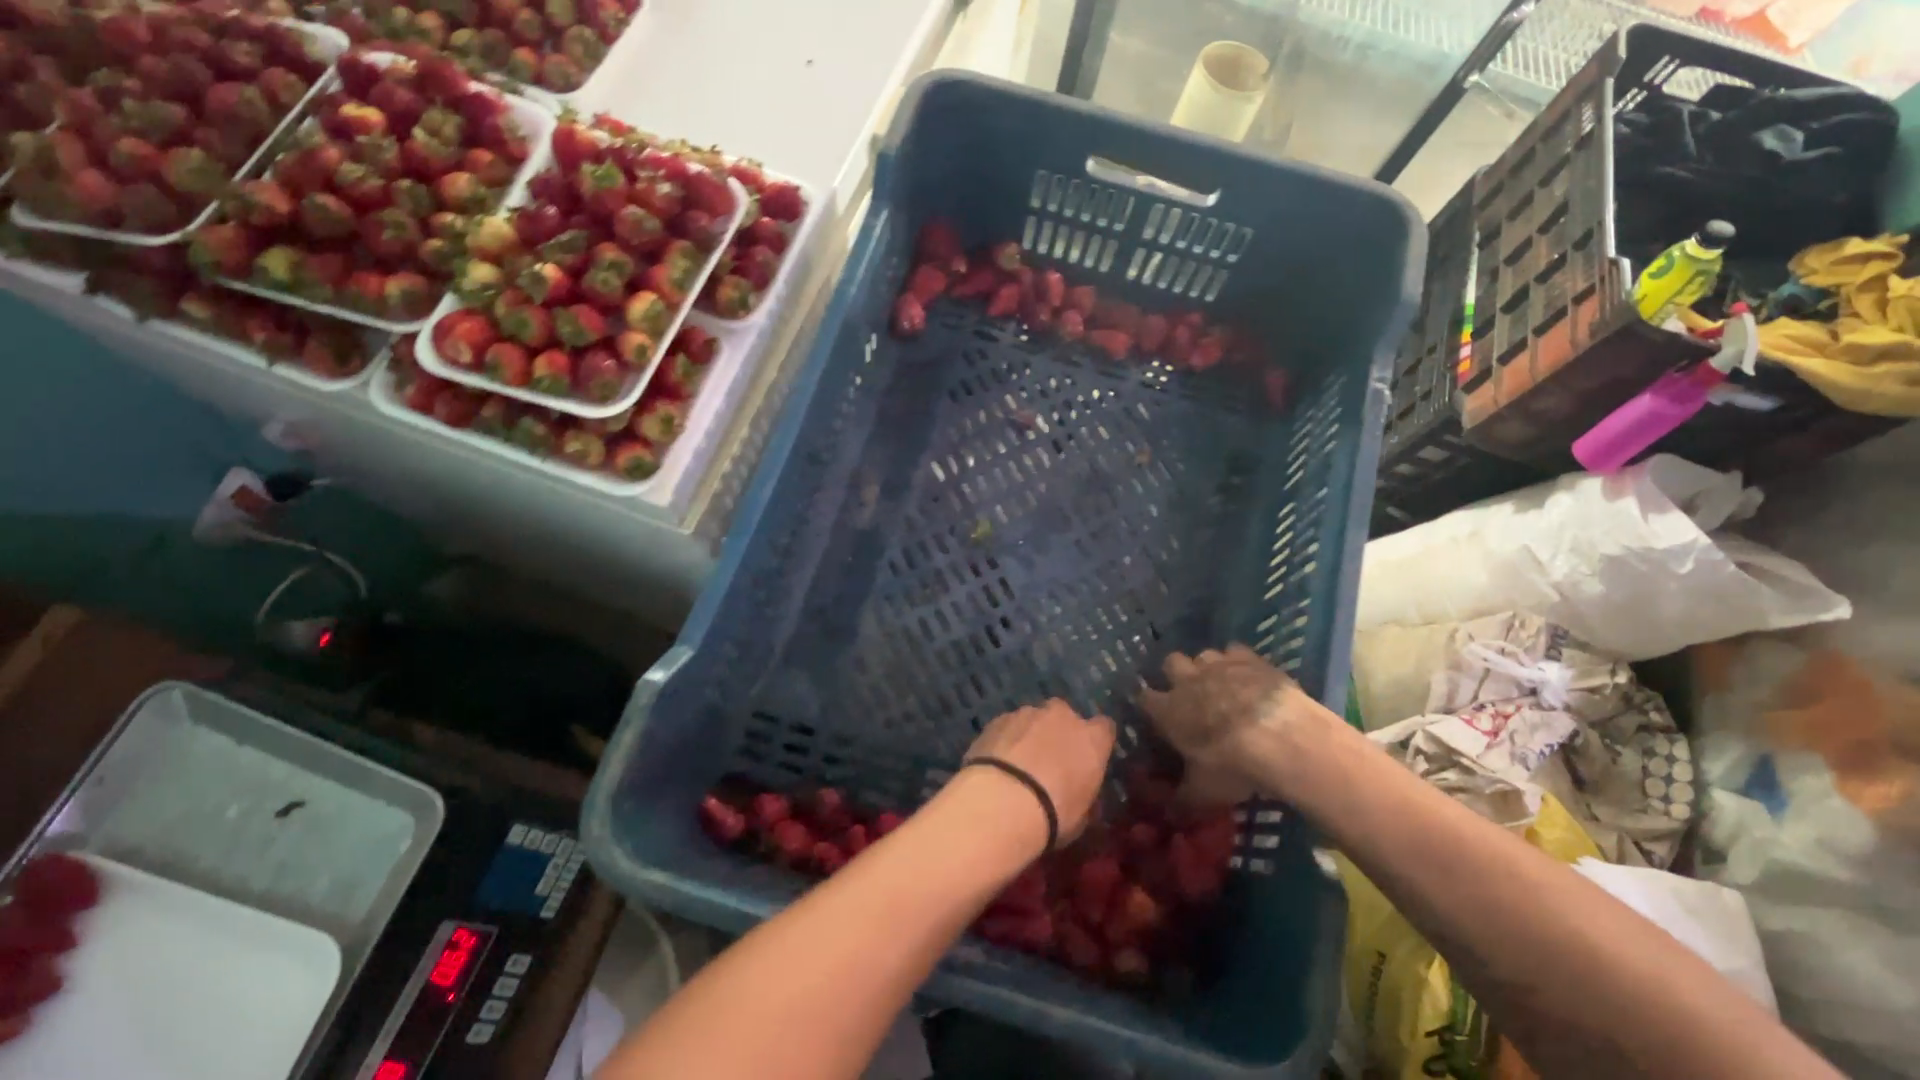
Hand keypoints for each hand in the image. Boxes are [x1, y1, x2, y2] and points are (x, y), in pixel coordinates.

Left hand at [962, 699, 1115, 846]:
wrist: (1002, 801)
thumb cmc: (1053, 813)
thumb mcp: (1082, 815)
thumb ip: (1083, 794)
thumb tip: (1079, 792)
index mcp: (1092, 738)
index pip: (1104, 728)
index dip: (1094, 742)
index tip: (1086, 758)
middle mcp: (1062, 717)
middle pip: (1064, 716)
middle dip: (1058, 732)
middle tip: (1048, 760)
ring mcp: (1027, 714)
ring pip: (1032, 719)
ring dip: (1028, 736)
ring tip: (1016, 766)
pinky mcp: (997, 720)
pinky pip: (1006, 727)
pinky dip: (1004, 740)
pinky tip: (996, 764)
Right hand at [1138, 645, 1312, 805]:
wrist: (1280, 737)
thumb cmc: (1232, 766)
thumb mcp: (1202, 793)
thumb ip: (1180, 802)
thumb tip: (1167, 817)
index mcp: (1167, 710)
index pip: (1143, 697)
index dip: (1148, 704)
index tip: (1154, 714)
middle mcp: (1187, 680)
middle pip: (1171, 662)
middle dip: (1177, 675)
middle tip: (1190, 695)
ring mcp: (1219, 665)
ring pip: (1204, 655)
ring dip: (1208, 668)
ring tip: (1222, 686)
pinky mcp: (1251, 658)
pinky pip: (1235, 651)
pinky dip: (1238, 662)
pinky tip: (1249, 677)